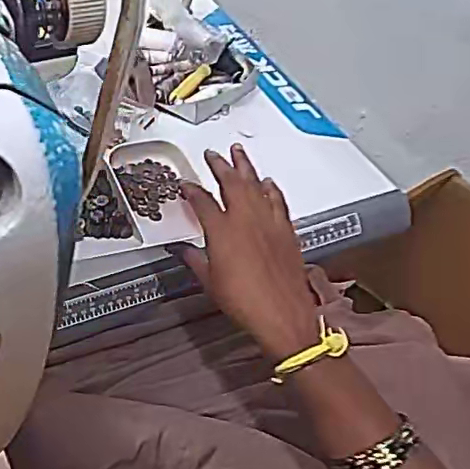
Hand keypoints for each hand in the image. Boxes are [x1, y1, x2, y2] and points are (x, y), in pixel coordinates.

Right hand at [180, 144, 320, 358]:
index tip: (186, 185)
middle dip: (220, 166)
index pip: (203, 202)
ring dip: (246, 167)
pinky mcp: (287, 231)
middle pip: (232, 183)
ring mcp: (269, 223)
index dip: (192, 191)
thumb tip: (183, 251)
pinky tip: (268, 182)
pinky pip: (277, 200)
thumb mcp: (209, 281)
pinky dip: (271, 188)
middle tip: (213, 155)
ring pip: (256, 185)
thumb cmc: (246, 301)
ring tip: (240, 154)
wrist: (281, 314)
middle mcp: (246, 220)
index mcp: (222, 231)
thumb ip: (194, 260)